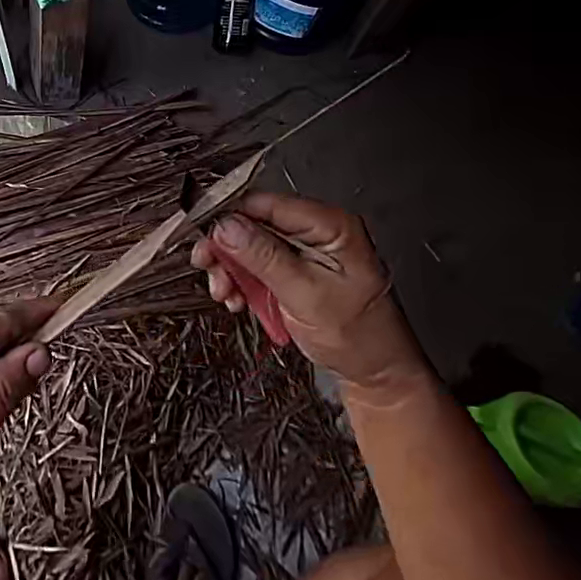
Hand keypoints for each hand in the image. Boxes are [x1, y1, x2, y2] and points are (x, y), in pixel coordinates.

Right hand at [192, 192, 426, 393]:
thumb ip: (264, 257)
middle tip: (206, 265)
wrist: (377, 376)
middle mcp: (316, 231)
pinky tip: (236, 299)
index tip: (203, 234)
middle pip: (255, 224)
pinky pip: (258, 267)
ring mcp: (304, 253)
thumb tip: (226, 226)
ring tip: (224, 292)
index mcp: (330, 225)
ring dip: (231, 268)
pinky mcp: (294, 271)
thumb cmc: (359, 336)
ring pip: (251, 246)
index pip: (268, 203)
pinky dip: (242, 282)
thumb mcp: (306, 295)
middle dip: (227, 247)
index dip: (231, 215)